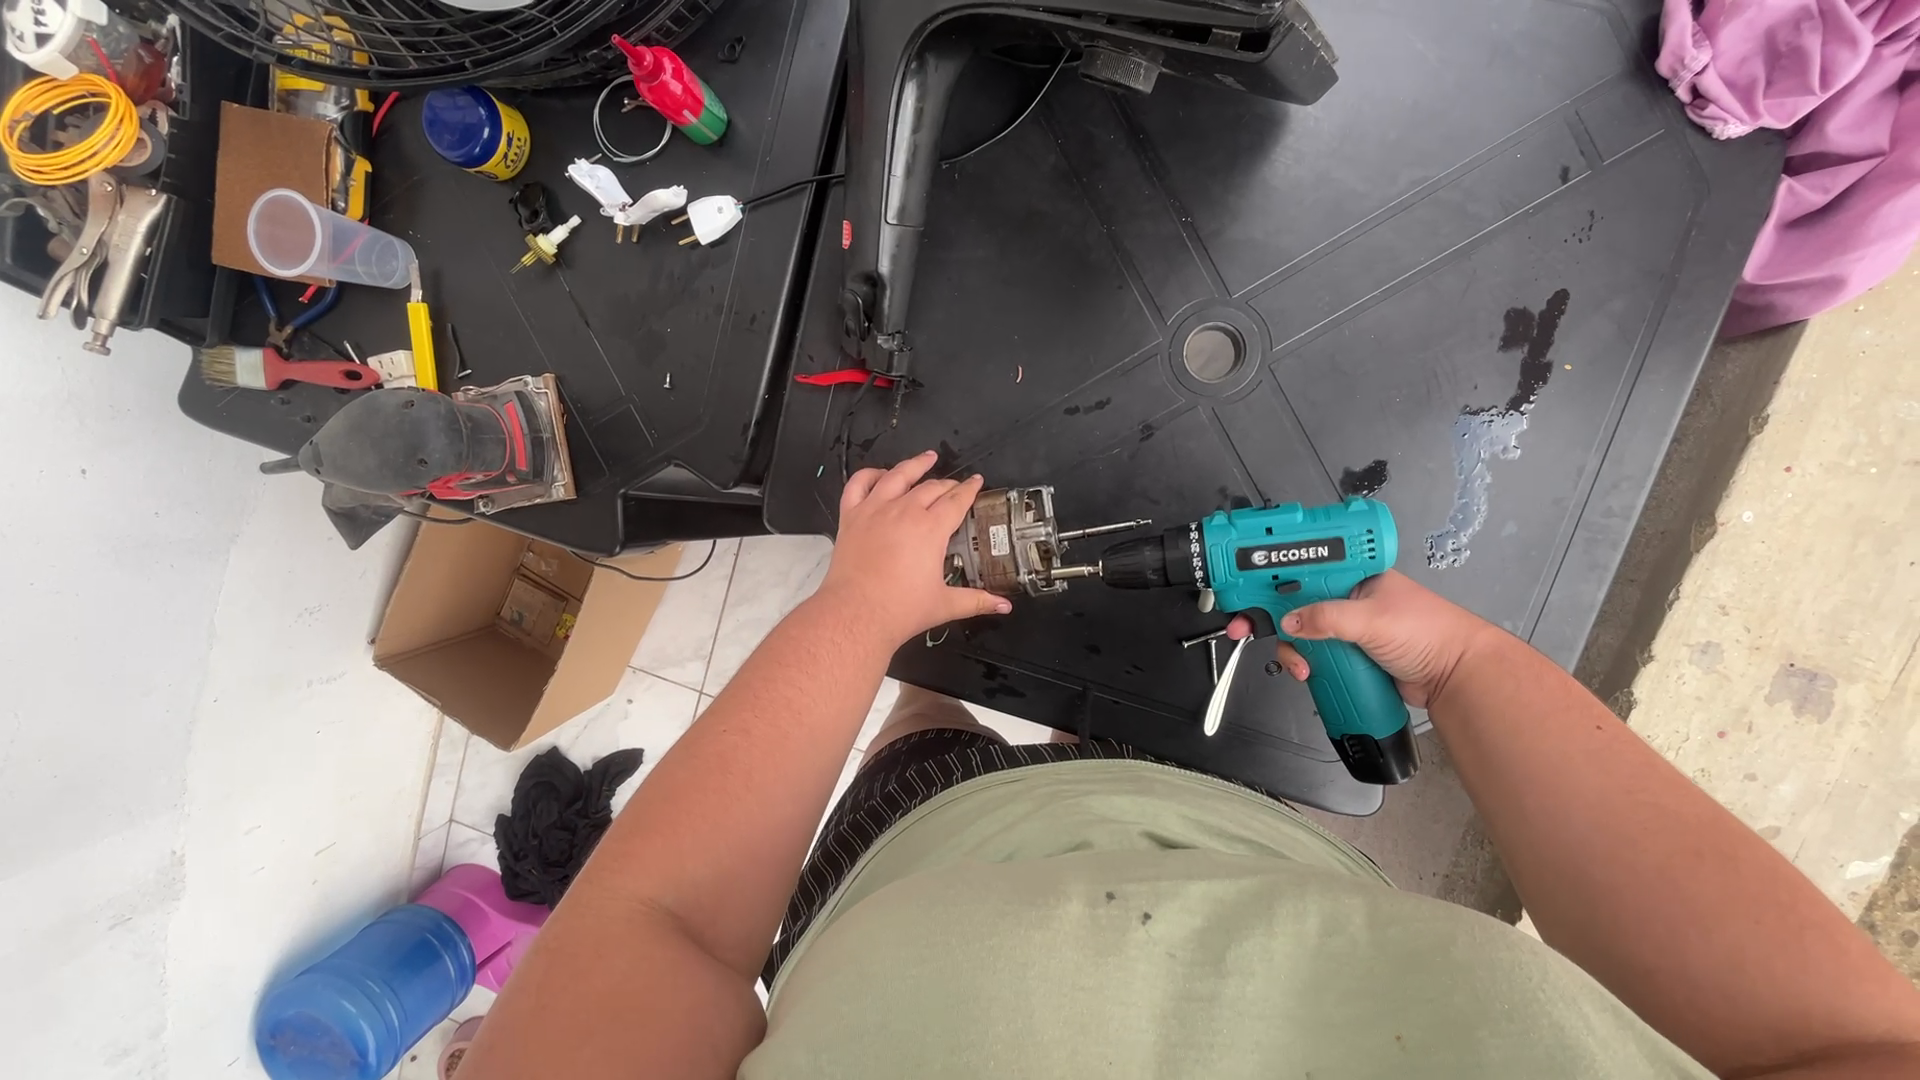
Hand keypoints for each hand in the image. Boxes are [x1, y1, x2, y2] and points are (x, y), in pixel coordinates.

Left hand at [814, 451, 1011, 645]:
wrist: (856, 614)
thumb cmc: (897, 609)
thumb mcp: (945, 604)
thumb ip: (977, 600)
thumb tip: (1001, 604)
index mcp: (930, 529)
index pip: (957, 499)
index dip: (969, 488)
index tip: (975, 482)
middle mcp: (904, 512)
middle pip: (932, 487)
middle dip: (948, 483)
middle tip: (956, 485)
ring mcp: (875, 510)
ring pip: (898, 476)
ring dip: (915, 464)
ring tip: (927, 458)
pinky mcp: (851, 517)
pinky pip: (858, 484)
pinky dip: (870, 474)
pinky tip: (879, 473)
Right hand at [1225, 570, 1498, 707]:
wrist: (1456, 678)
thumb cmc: (1428, 634)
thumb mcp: (1372, 619)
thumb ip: (1327, 618)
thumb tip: (1289, 623)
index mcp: (1353, 574)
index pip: (1303, 567)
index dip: (1270, 574)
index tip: (1243, 583)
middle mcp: (1344, 597)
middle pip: (1291, 601)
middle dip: (1268, 615)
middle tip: (1240, 626)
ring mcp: (1343, 627)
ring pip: (1298, 632)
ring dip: (1290, 648)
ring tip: (1300, 665)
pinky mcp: (1345, 653)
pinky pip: (1312, 654)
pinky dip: (1302, 663)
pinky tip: (1307, 672)